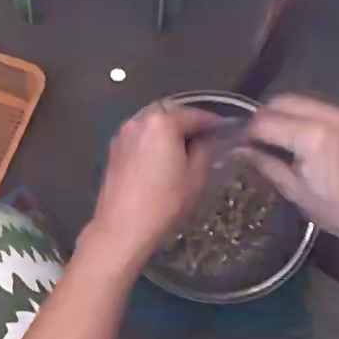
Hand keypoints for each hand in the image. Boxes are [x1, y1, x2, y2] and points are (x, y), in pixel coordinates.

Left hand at [83, 100, 221, 266]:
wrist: (122, 227)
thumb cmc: (164, 203)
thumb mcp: (195, 178)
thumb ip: (205, 150)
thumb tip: (209, 139)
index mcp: (162, 123)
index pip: (194, 115)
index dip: (212, 122)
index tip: (225, 128)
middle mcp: (138, 121)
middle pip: (169, 111)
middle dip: (188, 119)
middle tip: (204, 134)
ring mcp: (123, 134)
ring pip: (151, 120)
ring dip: (168, 127)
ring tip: (184, 144)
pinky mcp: (113, 148)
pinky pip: (138, 133)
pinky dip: (152, 136)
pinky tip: (161, 153)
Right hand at [243, 95, 338, 268]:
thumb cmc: (338, 210)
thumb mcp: (294, 190)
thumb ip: (265, 163)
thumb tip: (240, 150)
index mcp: (312, 136)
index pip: (266, 122)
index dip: (247, 132)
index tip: (236, 144)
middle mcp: (330, 117)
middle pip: (282, 102)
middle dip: (263, 117)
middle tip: (252, 139)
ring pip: (301, 101)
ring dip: (282, 114)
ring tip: (272, 138)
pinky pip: (319, 108)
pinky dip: (302, 116)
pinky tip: (297, 137)